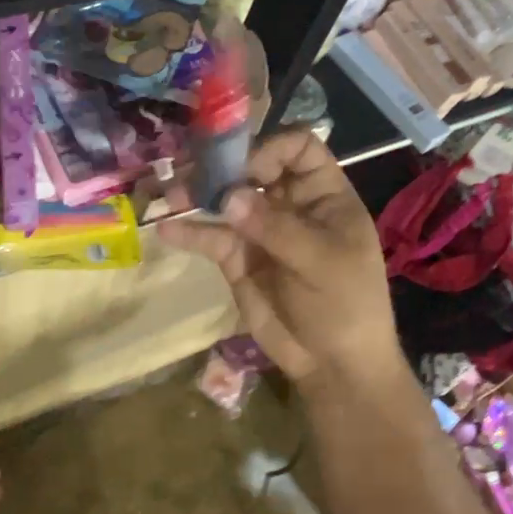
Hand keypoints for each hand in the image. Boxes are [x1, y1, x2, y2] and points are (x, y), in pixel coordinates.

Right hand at [159, 131, 400, 390]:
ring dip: (199, 194)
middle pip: (253, 167)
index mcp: (323, 195)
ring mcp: (261, 230)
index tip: (247, 167)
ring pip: (226, 199)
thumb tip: (229, 196)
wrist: (334, 365)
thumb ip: (276, 228)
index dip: (272, 148)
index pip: (299, 147)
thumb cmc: (346, 304)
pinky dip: (189, 232)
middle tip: (195, 172)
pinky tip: (166, 230)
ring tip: (172, 195)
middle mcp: (289, 204)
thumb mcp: (322, 262)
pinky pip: (210, 237)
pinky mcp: (237, 258)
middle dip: (224, 166)